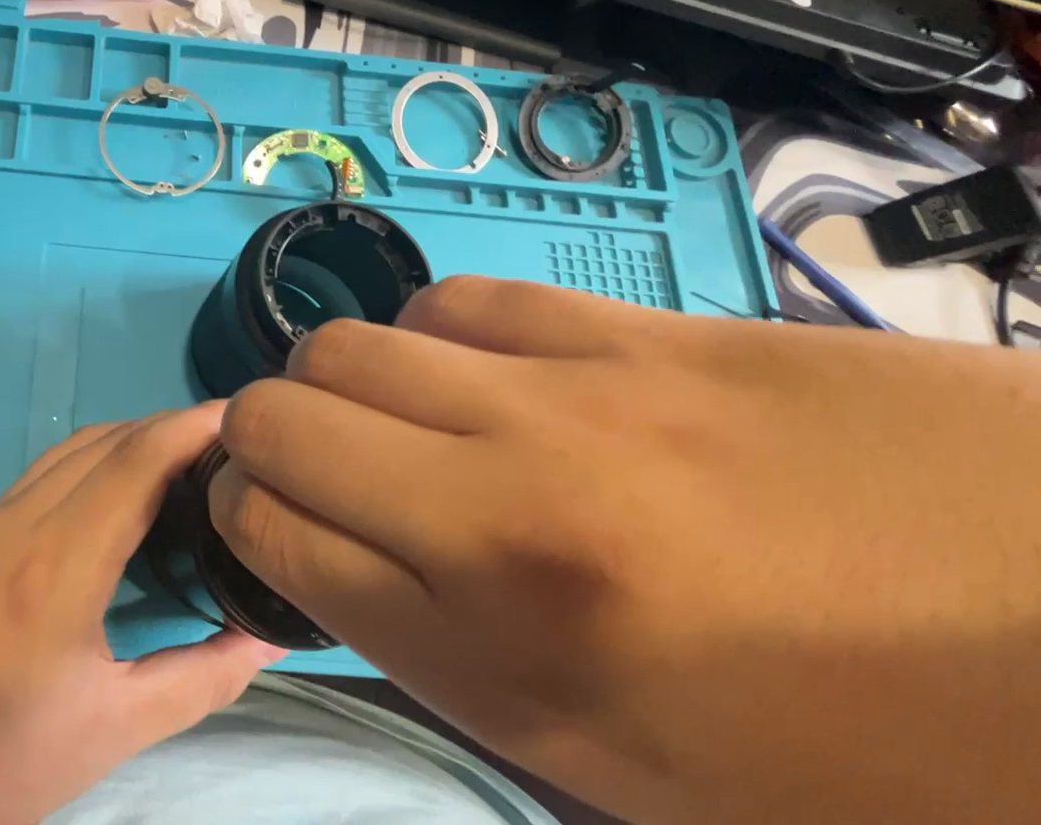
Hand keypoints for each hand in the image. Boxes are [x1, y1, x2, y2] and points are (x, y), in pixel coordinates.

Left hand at [0, 403, 285, 824]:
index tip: (247, 418)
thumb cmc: (1, 758)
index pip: (135, 461)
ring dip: (135, 439)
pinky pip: (51, 471)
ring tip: (193, 462)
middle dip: (173, 428)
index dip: (193, 427)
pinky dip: (100, 460)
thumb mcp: (114, 728)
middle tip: (235, 446)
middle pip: (108, 442)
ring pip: (75, 449)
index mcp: (57, 564)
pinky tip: (131, 491)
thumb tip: (266, 638)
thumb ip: (201, 678)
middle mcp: (20, 522)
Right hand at [211, 276, 1040, 823]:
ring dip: (342, 382)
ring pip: (351, 346)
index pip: (266, 532)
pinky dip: (437, 338)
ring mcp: (576, 402)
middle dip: (262, 438)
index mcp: (489, 651)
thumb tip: (332, 551)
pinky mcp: (650, 332)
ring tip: (401, 414)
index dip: (239, 513)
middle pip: (278, 419)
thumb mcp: (591, 756)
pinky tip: (486, 369)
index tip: (268, 514)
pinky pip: (464, 302)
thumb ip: (428, 643)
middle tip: (319, 464)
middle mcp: (500, 511)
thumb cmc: (820, 753)